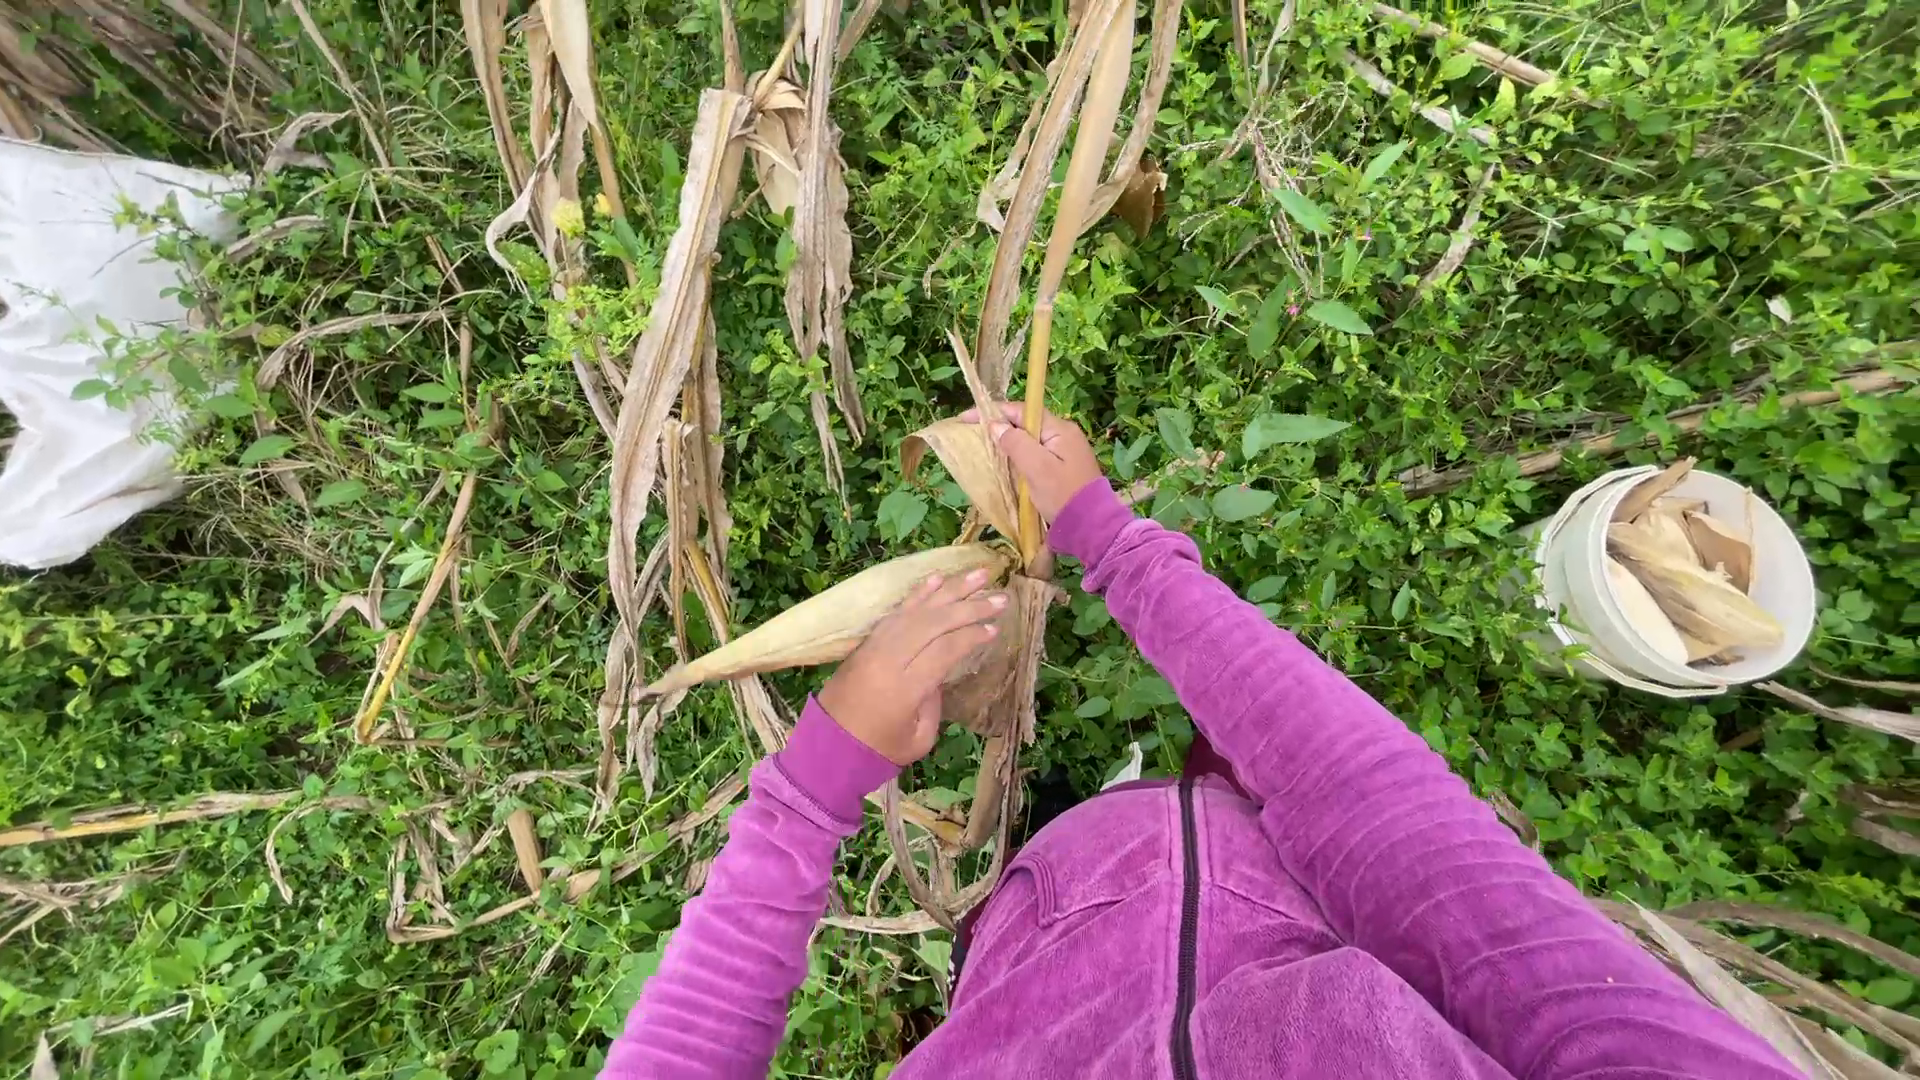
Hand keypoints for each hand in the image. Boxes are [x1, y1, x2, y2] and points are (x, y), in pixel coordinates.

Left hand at [818, 569, 1006, 765]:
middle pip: (934, 623)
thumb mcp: (918, 739)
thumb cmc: (878, 750)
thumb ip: (934, 704)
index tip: (995, 628)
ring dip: (950, 590)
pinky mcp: (868, 641)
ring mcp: (876, 646)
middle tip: (1001, 597)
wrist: (828, 745)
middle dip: (970, 607)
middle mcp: (890, 659)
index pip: (944, 650)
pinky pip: (896, 611)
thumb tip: (941, 672)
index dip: (971, 635)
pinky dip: (918, 594)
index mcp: (905, 688)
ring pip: (917, 610)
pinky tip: (938, 579)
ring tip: (978, 574)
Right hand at [962, 402, 1104, 522]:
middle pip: (1025, 422)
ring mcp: (1064, 451)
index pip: (1021, 410)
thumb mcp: (1037, 468)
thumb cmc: (1063, 496)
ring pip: (1029, 439)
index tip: (965, 418)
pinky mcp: (1062, 467)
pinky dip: (1018, 455)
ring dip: (1007, 441)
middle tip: (971, 433)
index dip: (992, 412)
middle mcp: (1063, 435)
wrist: (1091, 527)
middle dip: (998, 425)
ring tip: (983, 446)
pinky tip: (1005, 463)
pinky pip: (1035, 453)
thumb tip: (995, 426)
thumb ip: (1016, 444)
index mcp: (1059, 429)